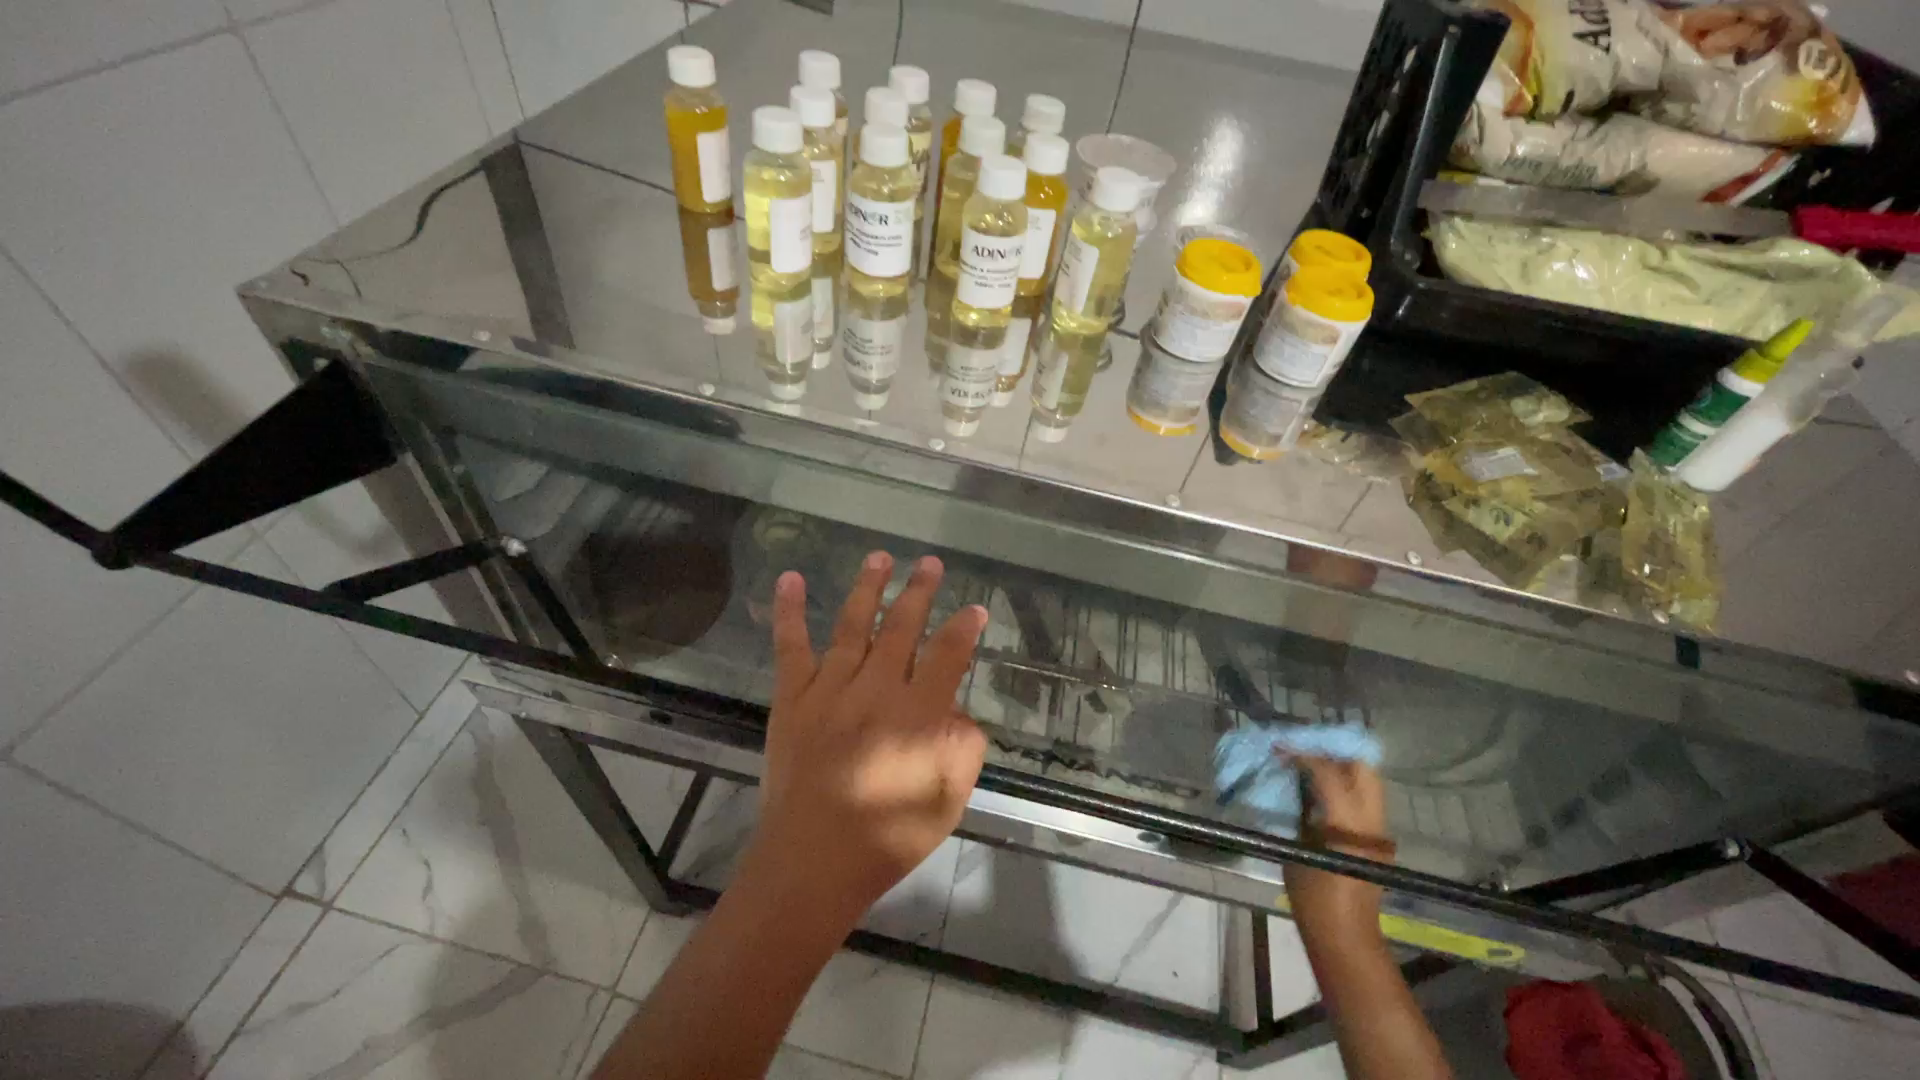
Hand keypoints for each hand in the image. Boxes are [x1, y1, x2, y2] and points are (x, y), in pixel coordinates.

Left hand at [741, 552, 988, 920]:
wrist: (812, 861)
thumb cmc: (888, 838)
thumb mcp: (948, 800)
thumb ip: (962, 748)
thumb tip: (956, 711)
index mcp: (917, 715)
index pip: (948, 656)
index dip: (964, 628)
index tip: (975, 608)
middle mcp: (875, 690)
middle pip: (902, 629)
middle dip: (919, 592)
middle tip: (930, 564)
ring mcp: (829, 690)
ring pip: (852, 626)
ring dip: (868, 588)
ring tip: (880, 557)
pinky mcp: (792, 699)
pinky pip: (790, 648)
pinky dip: (789, 611)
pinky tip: (789, 578)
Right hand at [1285, 757, 1395, 941]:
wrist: (1345, 938)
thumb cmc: (1312, 900)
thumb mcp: (1295, 851)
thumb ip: (1299, 813)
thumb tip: (1292, 784)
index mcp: (1349, 826)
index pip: (1329, 774)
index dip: (1303, 755)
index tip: (1280, 748)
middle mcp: (1373, 823)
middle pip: (1363, 768)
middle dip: (1332, 754)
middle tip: (1302, 753)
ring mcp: (1381, 831)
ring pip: (1368, 781)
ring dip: (1340, 768)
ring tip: (1308, 766)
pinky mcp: (1380, 839)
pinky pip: (1365, 799)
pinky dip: (1345, 786)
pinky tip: (1320, 791)